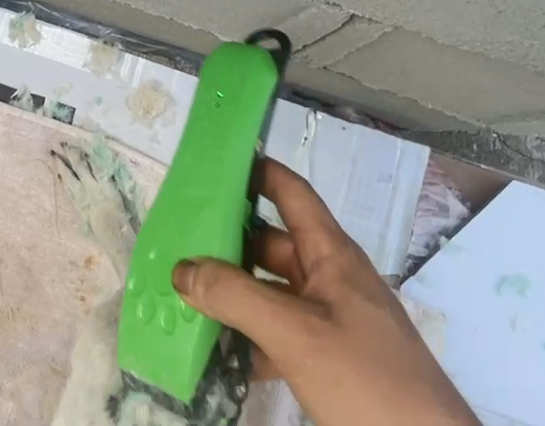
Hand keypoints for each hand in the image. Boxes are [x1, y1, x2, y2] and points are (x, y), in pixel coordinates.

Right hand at [172, 158, 477, 424]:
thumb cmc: (367, 379)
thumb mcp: (295, 334)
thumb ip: (235, 297)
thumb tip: (181, 269)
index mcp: (331, 255)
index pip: (291, 193)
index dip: (257, 172)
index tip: (211, 165)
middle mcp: (331, 279)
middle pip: (271, 245)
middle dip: (227, 243)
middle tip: (176, 243)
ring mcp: (333, 322)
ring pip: (272, 292)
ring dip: (233, 295)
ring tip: (184, 297)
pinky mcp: (331, 360)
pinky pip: (280, 335)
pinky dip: (249, 339)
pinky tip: (218, 353)